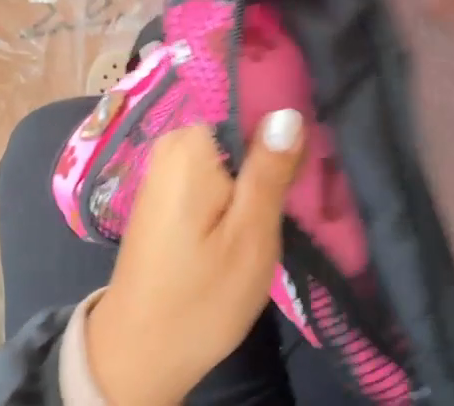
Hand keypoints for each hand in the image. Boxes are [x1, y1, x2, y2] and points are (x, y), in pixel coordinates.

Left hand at [84, 112, 306, 405]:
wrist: (138, 355)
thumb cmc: (200, 297)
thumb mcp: (250, 236)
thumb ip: (270, 169)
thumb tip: (289, 111)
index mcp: (191, 142)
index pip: (247, 99)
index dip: (284, 115)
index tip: (315, 139)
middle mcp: (172, 142)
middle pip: (239, 124)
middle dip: (274, 147)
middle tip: (309, 178)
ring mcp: (166, 166)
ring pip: (229, 149)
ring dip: (260, 169)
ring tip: (294, 193)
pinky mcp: (168, 191)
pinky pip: (214, 168)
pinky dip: (239, 183)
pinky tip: (261, 206)